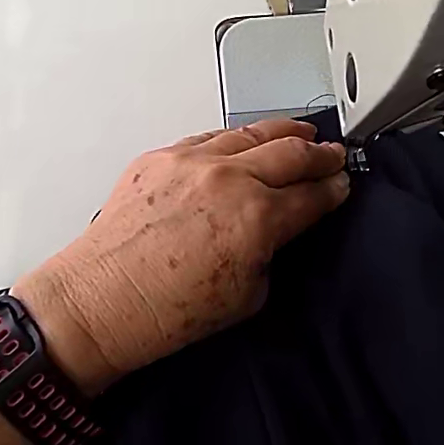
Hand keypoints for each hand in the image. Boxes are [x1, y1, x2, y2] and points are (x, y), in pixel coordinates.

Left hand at [13, 118, 351, 394]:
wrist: (104, 300)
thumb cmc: (166, 310)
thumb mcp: (246, 296)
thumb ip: (268, 252)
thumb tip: (273, 231)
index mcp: (257, 218)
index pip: (311, 196)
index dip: (332, 191)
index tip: (339, 187)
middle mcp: (227, 180)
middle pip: (290, 153)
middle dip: (319, 154)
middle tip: (331, 155)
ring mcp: (189, 163)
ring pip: (249, 134)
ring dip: (282, 133)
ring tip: (298, 134)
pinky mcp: (158, 159)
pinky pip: (206, 139)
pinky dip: (232, 139)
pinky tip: (241, 141)